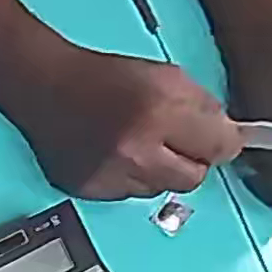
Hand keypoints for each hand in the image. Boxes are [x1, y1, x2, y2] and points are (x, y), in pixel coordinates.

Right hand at [1, 40, 243, 200]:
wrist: (46, 90)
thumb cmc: (100, 79)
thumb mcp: (166, 77)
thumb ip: (202, 108)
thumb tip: (225, 138)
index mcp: (160, 112)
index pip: (220, 148)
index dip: (221, 143)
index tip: (217, 142)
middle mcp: (134, 150)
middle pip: (191, 179)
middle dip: (190, 162)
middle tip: (177, 147)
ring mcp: (109, 174)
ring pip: (158, 189)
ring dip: (155, 172)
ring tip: (137, 147)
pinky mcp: (89, 189)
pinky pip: (126, 194)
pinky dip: (126, 179)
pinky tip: (115, 157)